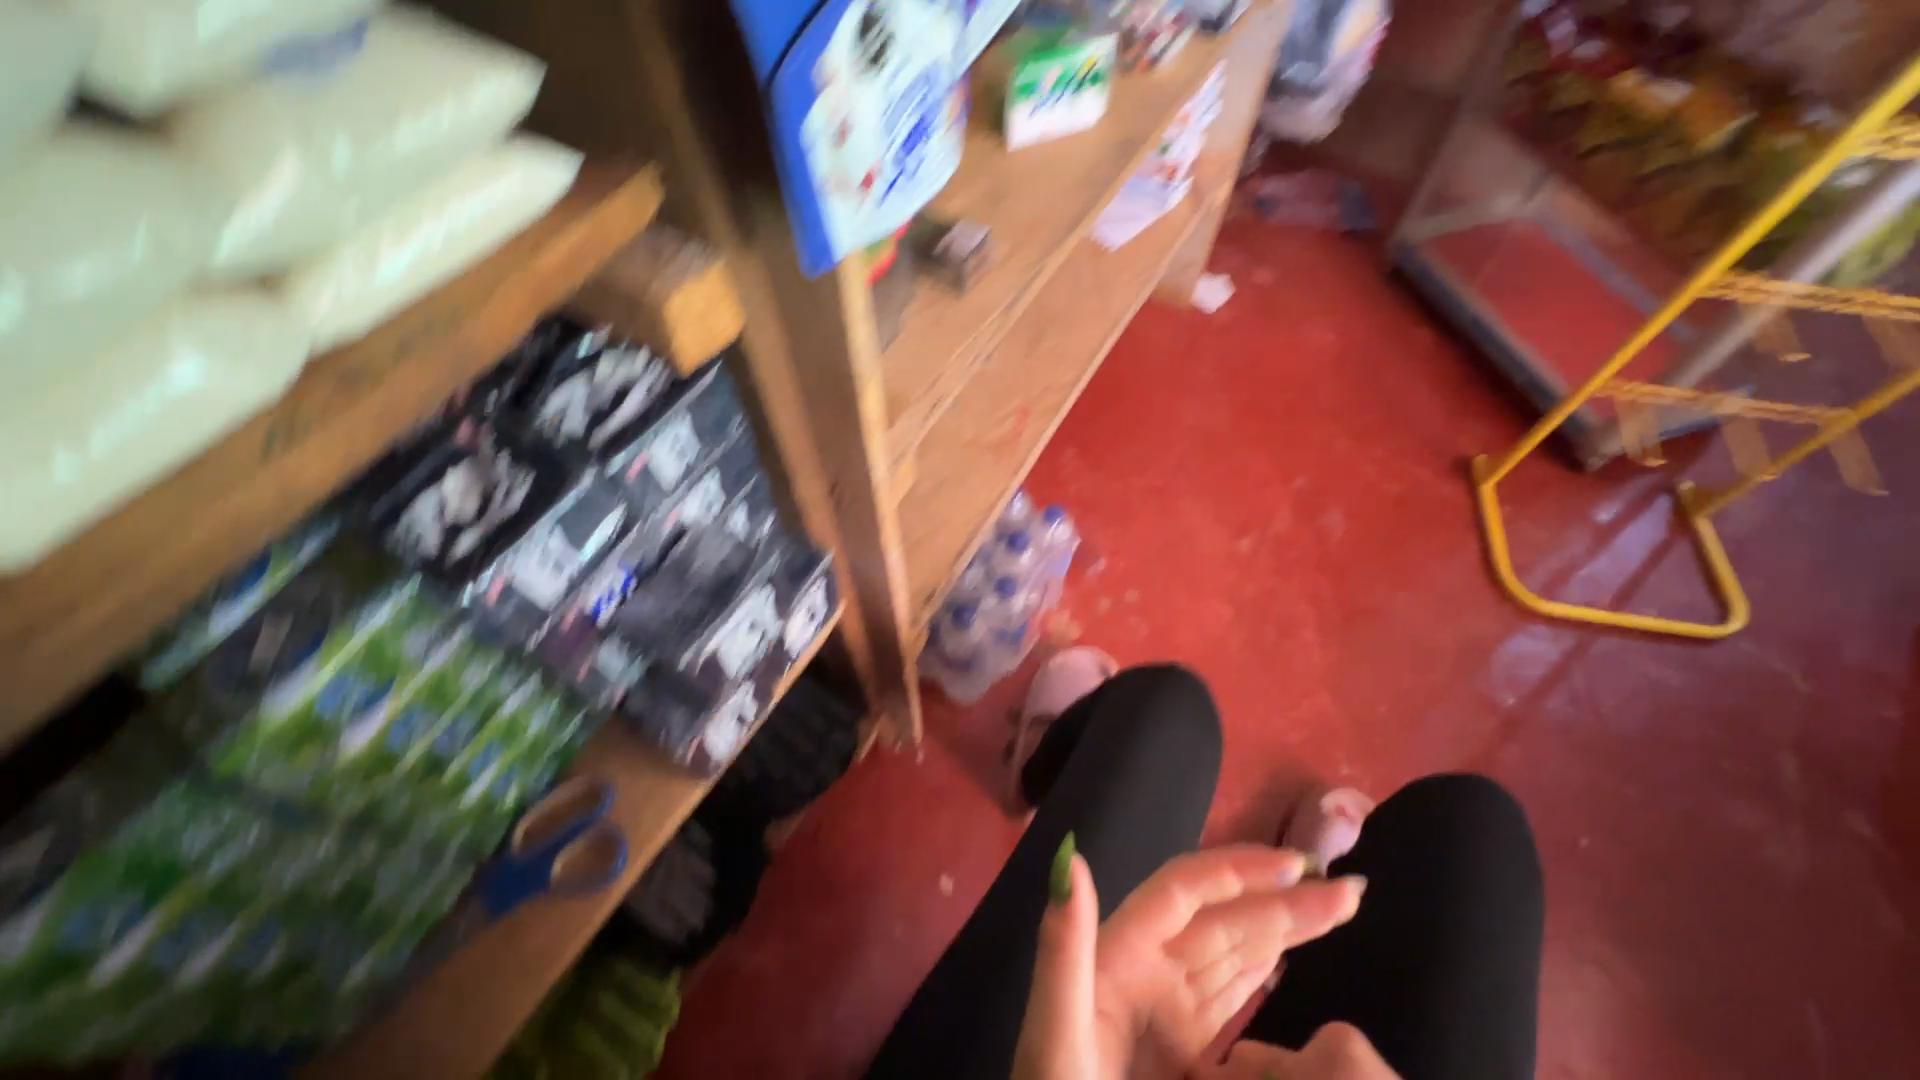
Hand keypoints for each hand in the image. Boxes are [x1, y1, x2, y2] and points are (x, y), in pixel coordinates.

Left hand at [1013, 841, 1366, 1079]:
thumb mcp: (1055, 1034)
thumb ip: (1064, 948)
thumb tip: (1072, 858)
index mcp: (1120, 954)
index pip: (1184, 892)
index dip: (1237, 871)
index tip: (1297, 865)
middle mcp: (1144, 970)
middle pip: (1220, 921)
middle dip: (1281, 901)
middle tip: (1347, 891)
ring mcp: (1164, 1012)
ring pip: (1230, 954)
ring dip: (1280, 930)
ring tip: (1333, 909)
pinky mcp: (1179, 1053)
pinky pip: (1227, 1002)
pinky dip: (1259, 976)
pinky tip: (1283, 964)